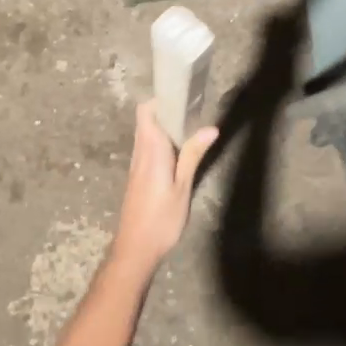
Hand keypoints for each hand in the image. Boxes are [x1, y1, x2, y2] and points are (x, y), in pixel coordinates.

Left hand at [110, 101, 216, 273]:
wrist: (135, 247)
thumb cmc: (161, 219)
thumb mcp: (182, 187)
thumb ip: (193, 155)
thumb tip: (210, 127)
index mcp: (150, 149)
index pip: (146, 111)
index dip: (161, 100)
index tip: (183, 98)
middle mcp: (140, 151)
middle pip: (146, 119)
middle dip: (165, 110)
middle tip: (191, 112)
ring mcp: (137, 163)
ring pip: (146, 132)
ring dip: (163, 126)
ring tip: (189, 129)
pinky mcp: (138, 174)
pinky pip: (147, 146)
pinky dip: (161, 141)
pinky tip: (177, 152)